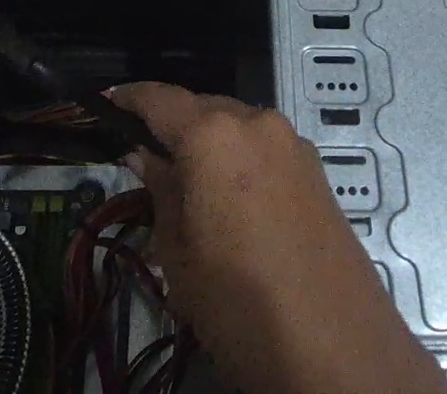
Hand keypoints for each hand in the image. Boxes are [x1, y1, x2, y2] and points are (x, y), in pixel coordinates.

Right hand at [109, 83, 446, 393]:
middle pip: (203, 108)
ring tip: (185, 180)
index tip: (107, 101)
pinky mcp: (316, 170)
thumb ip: (161, 191)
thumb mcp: (179, 253)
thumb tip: (146, 157)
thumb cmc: (241, 303)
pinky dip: (239, 158)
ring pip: (236, 126)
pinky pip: (264, 147)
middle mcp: (257, 123)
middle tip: (144, 156)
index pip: (161, 99)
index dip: (130, 98)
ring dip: (208, 142)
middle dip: (172, 124)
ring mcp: (293, 144)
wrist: (339, 349)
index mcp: (215, 135)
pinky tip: (228, 196)